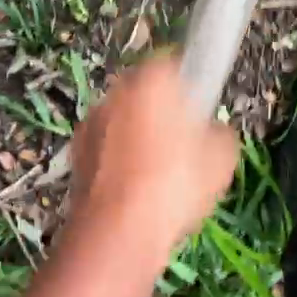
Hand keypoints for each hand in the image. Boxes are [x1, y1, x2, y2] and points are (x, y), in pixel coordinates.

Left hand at [69, 54, 238, 252]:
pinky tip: (133, 189)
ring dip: (136, 136)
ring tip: (157, 176)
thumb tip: (213, 131)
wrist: (118, 231)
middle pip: (146, 92)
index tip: (199, 114)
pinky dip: (116, 160)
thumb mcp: (221, 159)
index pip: (175, 65)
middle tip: (183, 146)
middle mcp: (118, 89)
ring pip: (123, 120)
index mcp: (153, 78)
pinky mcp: (75, 149)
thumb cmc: (174, 185)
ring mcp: (92, 118)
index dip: (190, 89)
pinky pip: (105, 146)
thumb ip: (220, 132)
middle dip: (162, 112)